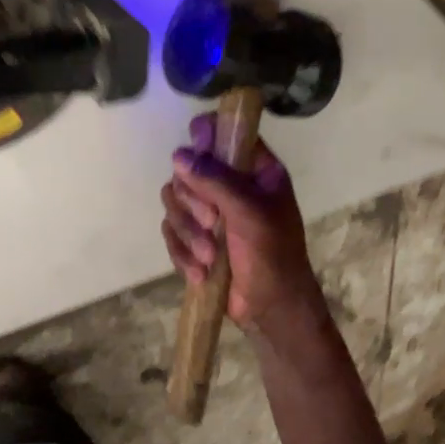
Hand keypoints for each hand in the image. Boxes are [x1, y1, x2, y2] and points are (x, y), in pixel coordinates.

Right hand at [160, 113, 323, 333]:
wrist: (271, 311)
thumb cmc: (274, 255)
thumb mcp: (251, 213)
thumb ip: (216, 180)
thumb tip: (179, 155)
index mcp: (255, 170)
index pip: (225, 132)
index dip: (205, 136)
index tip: (195, 156)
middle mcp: (230, 184)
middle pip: (187, 169)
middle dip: (194, 202)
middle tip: (212, 222)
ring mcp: (211, 211)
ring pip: (174, 201)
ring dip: (188, 232)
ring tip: (209, 256)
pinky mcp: (196, 237)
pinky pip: (171, 230)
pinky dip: (182, 252)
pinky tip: (201, 272)